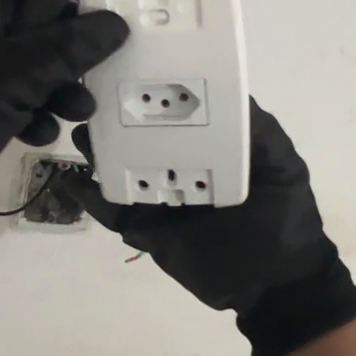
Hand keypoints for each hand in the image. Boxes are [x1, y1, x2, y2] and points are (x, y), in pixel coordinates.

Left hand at [0, 0, 130, 255]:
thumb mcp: (13, 74)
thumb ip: (68, 46)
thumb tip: (115, 23)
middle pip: (45, 20)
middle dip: (78, 46)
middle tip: (110, 60)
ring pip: (40, 64)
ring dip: (63, 87)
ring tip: (78, 111)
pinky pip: (24, 97)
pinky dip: (37, 112)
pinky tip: (38, 133)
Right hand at [66, 101, 355, 355]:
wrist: (275, 285)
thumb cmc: (283, 221)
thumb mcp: (282, 167)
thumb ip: (258, 132)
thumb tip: (230, 88)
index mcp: (209, 149)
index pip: (177, 115)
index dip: (156, 94)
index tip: (132, 70)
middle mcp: (180, 168)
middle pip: (141, 139)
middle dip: (116, 119)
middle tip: (93, 100)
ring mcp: (159, 199)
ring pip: (121, 170)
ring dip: (98, 152)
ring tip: (81, 132)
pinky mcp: (145, 229)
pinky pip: (112, 211)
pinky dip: (91, 197)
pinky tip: (73, 180)